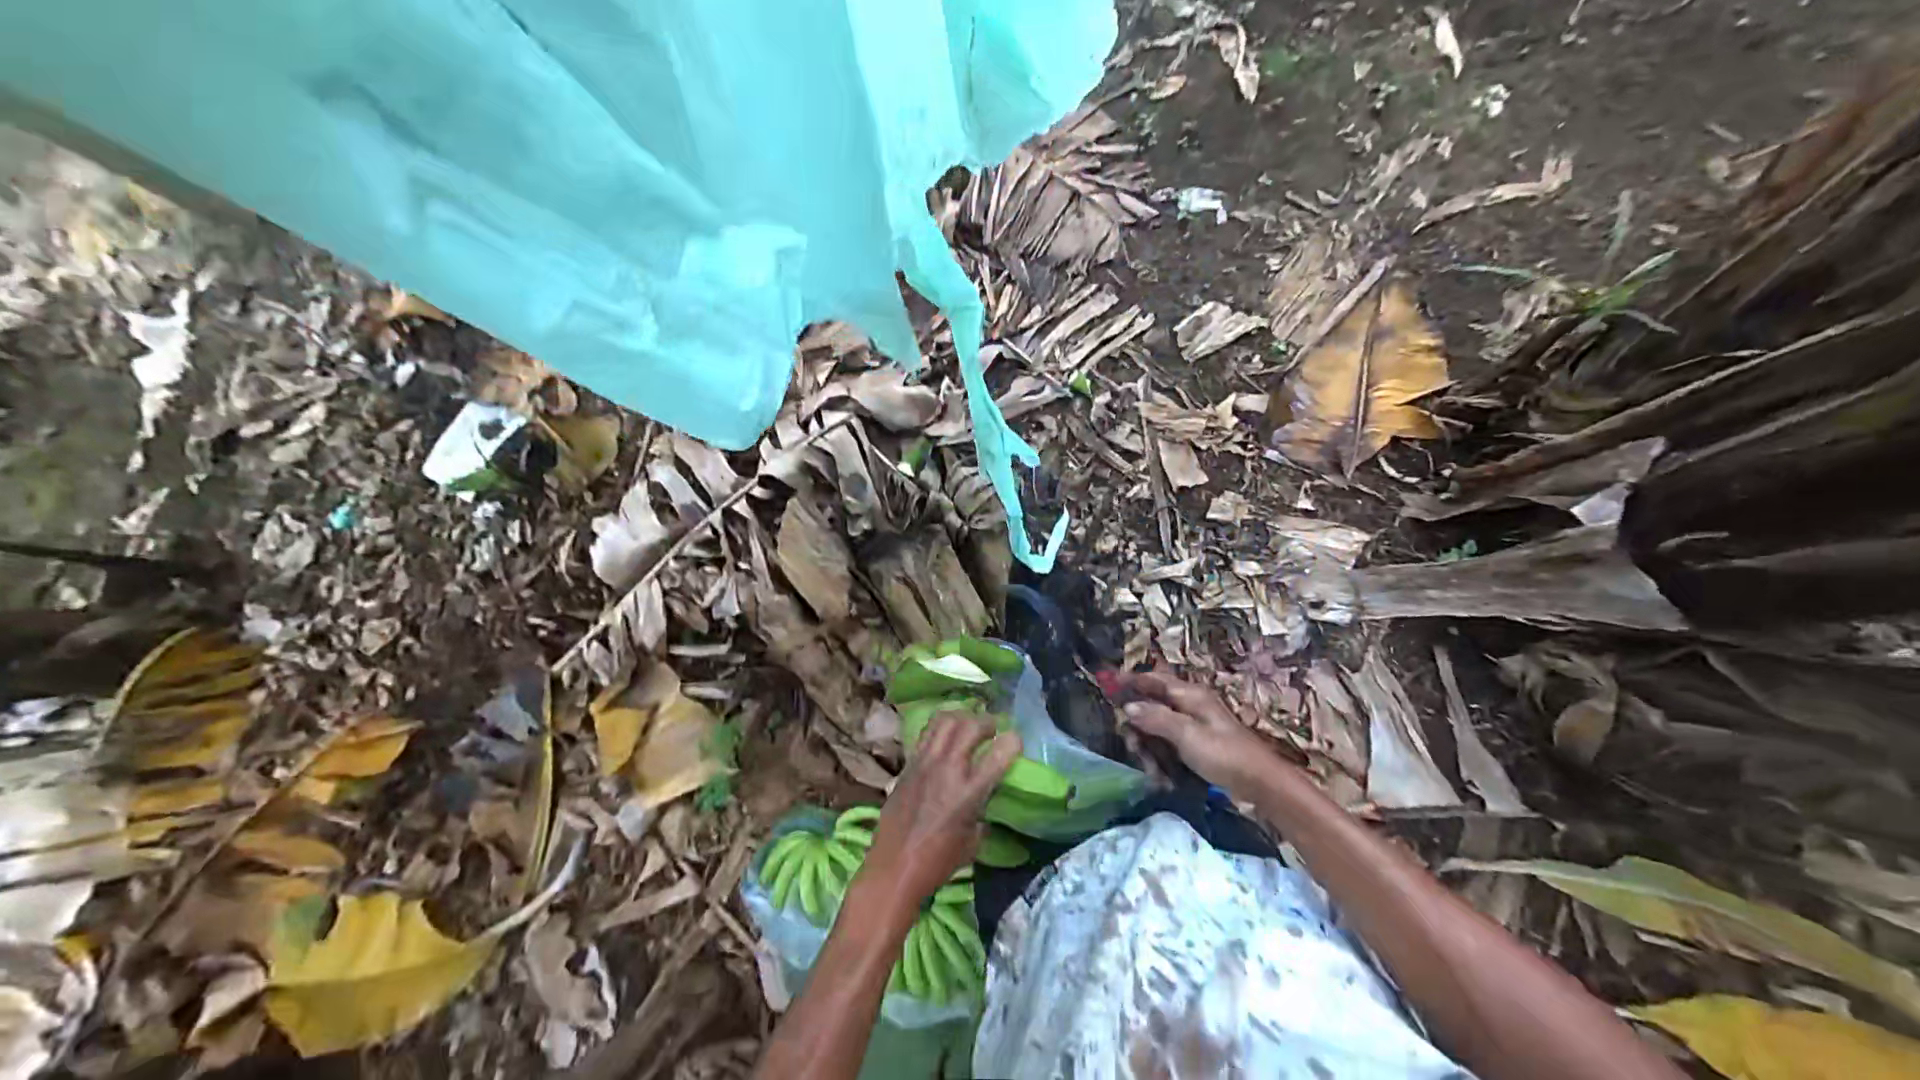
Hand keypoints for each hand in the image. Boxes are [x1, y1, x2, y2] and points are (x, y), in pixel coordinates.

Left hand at [864, 711, 1021, 905]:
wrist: (894, 866)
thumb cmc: (938, 862)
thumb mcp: (972, 842)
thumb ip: (981, 815)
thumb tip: (983, 803)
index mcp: (969, 792)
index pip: (998, 753)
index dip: (1013, 741)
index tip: (1016, 740)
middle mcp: (947, 769)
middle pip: (970, 725)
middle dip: (987, 722)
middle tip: (992, 730)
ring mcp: (924, 763)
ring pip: (945, 721)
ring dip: (962, 718)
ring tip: (968, 726)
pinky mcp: (908, 765)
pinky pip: (926, 735)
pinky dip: (940, 730)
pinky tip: (945, 740)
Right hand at [1116, 671, 1295, 796]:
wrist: (1260, 783)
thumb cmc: (1224, 754)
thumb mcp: (1187, 734)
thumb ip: (1156, 718)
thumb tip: (1128, 707)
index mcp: (1189, 695)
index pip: (1152, 679)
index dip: (1129, 681)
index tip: (1106, 686)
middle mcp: (1189, 705)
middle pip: (1151, 706)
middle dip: (1138, 726)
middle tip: (1132, 747)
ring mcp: (1193, 725)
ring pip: (1157, 728)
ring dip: (1149, 748)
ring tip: (1151, 770)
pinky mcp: (1196, 744)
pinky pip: (1168, 745)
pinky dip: (1161, 758)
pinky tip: (1162, 777)